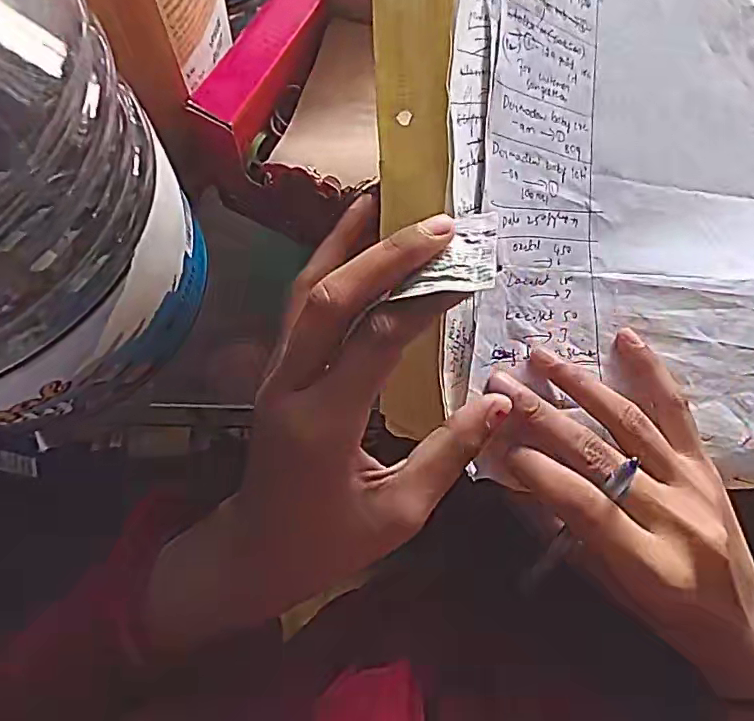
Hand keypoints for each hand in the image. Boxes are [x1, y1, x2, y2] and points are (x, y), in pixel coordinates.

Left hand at [143, 196, 512, 656]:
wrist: (252, 552)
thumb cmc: (326, 542)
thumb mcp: (397, 515)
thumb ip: (448, 455)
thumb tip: (500, 401)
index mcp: (323, 424)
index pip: (375, 343)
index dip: (422, 303)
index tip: (464, 275)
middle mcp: (291, 384)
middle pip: (331, 299)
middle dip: (386, 256)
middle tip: (438, 227)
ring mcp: (276, 367)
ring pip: (306, 288)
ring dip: (347, 240)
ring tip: (386, 200)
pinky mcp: (278, 360)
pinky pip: (301, 299)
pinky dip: (328, 258)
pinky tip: (353, 235)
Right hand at [486, 332, 753, 703]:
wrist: (745, 623)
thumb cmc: (669, 614)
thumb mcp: (613, 586)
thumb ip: (569, 533)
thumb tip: (521, 480)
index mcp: (652, 563)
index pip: (585, 505)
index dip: (539, 471)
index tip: (500, 443)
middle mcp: (677, 516)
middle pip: (599, 454)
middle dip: (543, 416)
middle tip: (504, 386)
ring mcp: (694, 481)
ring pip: (630, 422)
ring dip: (581, 385)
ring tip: (543, 358)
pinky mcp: (705, 460)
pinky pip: (676, 409)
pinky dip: (650, 370)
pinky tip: (626, 339)